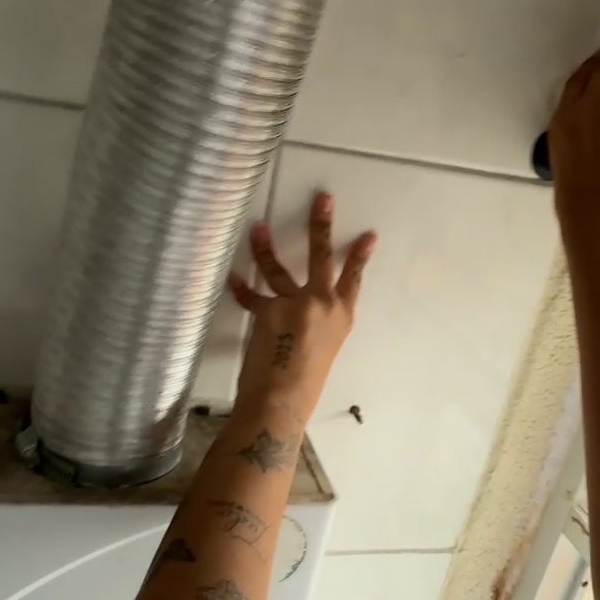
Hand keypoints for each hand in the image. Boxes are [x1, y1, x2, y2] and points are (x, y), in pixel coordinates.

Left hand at [228, 191, 376, 421]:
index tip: (367, 235)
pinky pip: (252, 294)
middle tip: (322, 199)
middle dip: (321, 225)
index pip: (354, 279)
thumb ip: (318, 325)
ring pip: (278, 267)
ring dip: (265, 247)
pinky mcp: (269, 310)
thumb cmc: (305, 384)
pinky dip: (241, 288)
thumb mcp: (325, 351)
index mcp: (342, 317)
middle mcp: (323, 304)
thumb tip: (304, 316)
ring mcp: (296, 304)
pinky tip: (233, 279)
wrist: (283, 400)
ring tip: (258, 229)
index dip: (360, 255)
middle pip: (322, 256)